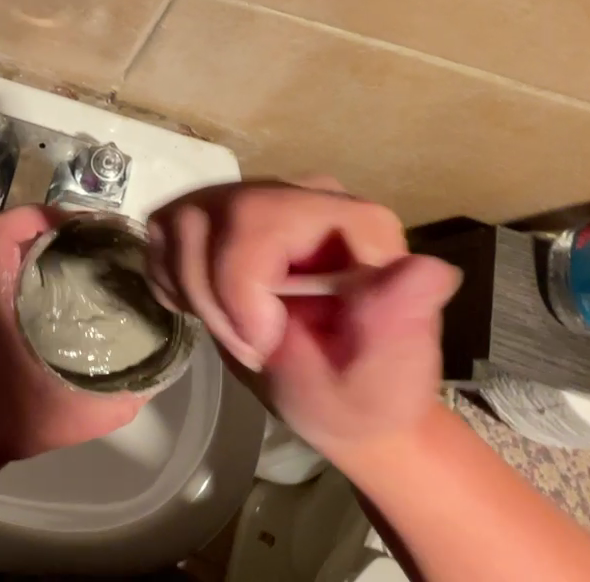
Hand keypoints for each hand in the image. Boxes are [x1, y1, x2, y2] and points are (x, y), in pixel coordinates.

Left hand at [0, 205, 143, 466]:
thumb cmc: (14, 417)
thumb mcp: (81, 411)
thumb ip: (127, 390)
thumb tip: (164, 361)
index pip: (4, 228)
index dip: (40, 214)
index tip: (84, 227)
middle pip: (14, 234)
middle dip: (57, 227)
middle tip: (102, 241)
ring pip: (13, 252)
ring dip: (48, 247)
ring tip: (93, 258)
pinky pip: (11, 272)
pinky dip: (39, 268)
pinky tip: (73, 291)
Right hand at [145, 179, 460, 459]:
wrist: (331, 398)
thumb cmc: (361, 393)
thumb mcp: (387, 378)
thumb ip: (399, 323)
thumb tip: (428, 269)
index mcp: (351, 220)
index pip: (262, 219)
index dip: (241, 285)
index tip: (265, 346)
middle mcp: (296, 193)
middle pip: (215, 215)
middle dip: (214, 295)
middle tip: (248, 347)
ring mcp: (246, 199)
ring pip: (179, 221)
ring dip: (192, 291)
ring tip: (233, 331)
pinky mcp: (206, 216)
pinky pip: (161, 233)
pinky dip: (172, 281)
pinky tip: (211, 309)